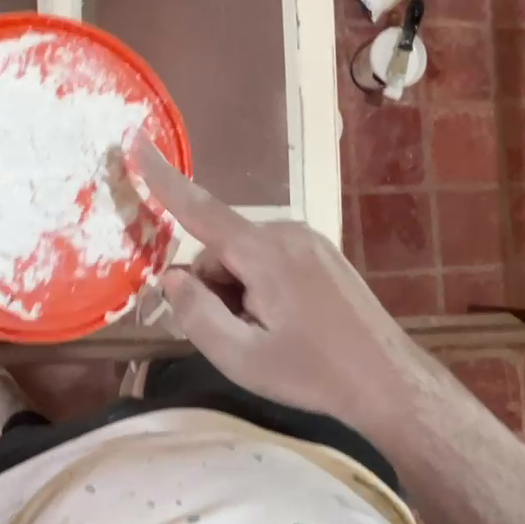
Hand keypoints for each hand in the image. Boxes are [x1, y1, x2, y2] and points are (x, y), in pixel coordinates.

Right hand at [133, 141, 430, 437]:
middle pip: (220, 248)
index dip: (162, 178)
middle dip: (212, 286)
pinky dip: (258, 285)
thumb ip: (196, 314)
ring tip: (263, 334)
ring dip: (236, 289)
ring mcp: (309, 240)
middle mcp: (287, 232)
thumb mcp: (241, 357)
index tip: (135, 141)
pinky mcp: (322, 252)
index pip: (200, 209)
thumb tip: (172, 278)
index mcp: (265, 253)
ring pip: (243, 255)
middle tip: (235, 336)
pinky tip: (281, 322)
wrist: (389, 382)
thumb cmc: (313, 373)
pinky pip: (268, 257)